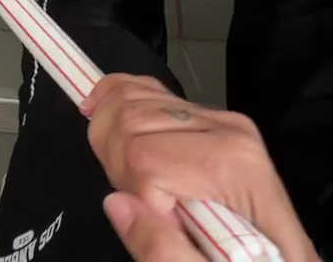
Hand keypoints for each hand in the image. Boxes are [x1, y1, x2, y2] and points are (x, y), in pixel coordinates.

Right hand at [83, 74, 318, 261]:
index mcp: (234, 169)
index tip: (152, 227)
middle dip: (116, 164)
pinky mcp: (204, 115)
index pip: (144, 158)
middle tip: (138, 205)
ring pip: (128, 100)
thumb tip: (115, 202)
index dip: (132, 193)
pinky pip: (142, 87)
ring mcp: (215, 117)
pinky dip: (111, 96)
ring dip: (110, 138)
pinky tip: (99, 114)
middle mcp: (226, 129)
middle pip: (130, 122)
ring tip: (133, 181)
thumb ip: (165, 253)